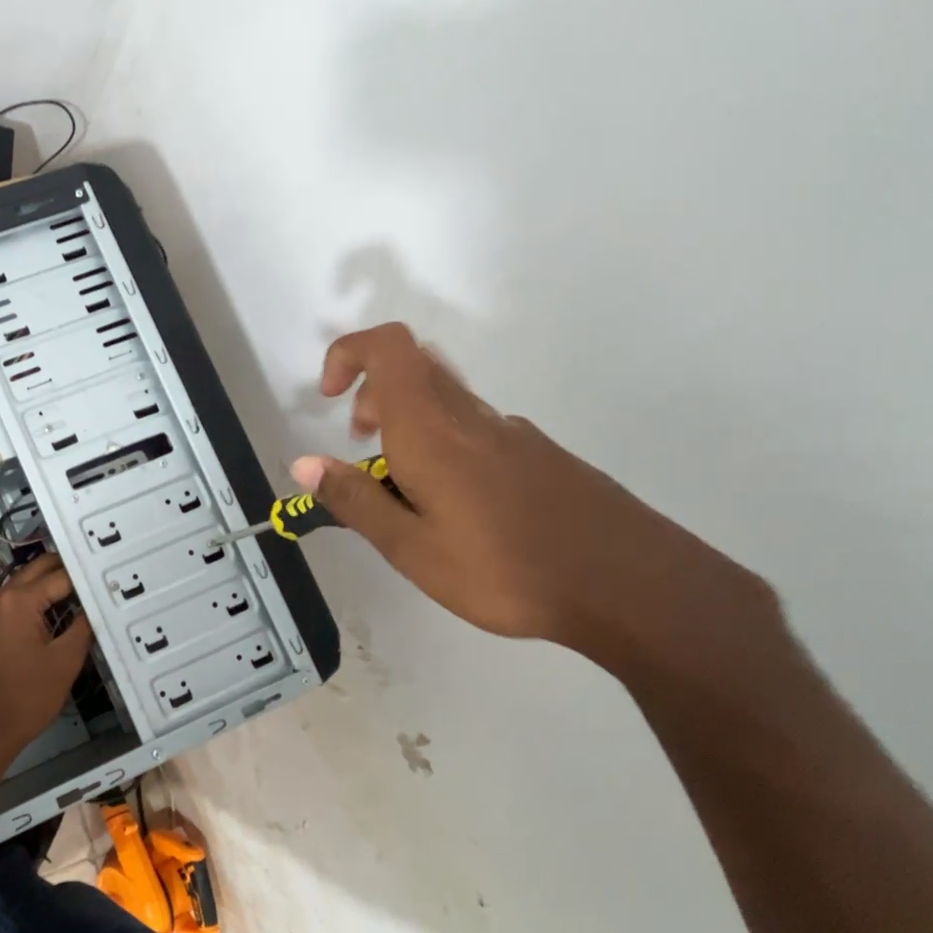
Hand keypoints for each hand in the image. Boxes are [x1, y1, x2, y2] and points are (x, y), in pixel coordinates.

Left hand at [0, 554, 92, 760]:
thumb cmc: (28, 695)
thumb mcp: (66, 660)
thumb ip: (84, 626)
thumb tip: (98, 604)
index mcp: (20, 599)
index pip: (60, 575)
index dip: (87, 575)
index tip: (111, 575)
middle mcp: (2, 595)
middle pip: (40, 569)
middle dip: (69, 570)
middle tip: (101, 576)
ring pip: (29, 582)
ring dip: (54, 583)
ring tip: (88, 591)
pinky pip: (19, 599)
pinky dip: (40, 598)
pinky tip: (64, 609)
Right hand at [294, 322, 767, 657]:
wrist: (629, 585)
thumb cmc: (504, 569)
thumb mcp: (411, 548)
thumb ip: (355, 501)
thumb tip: (302, 463)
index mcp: (432, 430)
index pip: (388, 348)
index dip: (348, 354)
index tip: (330, 400)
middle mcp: (471, 417)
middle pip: (414, 369)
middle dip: (373, 396)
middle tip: (361, 449)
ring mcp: (512, 434)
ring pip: (446, 403)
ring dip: (407, 425)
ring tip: (404, 494)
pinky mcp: (540, 457)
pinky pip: (475, 430)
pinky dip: (443, 448)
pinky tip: (456, 512)